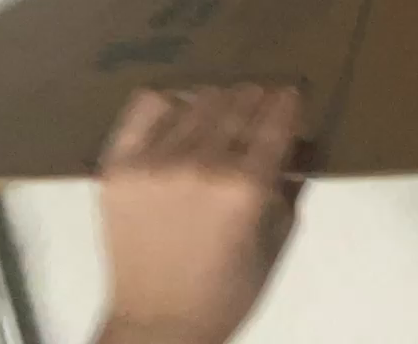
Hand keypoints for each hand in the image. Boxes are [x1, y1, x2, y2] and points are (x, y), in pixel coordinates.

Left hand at [97, 85, 303, 343]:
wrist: (154, 327)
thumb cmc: (224, 290)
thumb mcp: (276, 240)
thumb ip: (289, 184)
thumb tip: (298, 137)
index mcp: (245, 187)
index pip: (278, 116)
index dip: (289, 100)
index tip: (291, 96)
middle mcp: (201, 165)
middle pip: (241, 99)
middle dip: (258, 99)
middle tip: (259, 109)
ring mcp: (155, 163)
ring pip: (200, 97)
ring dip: (219, 101)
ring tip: (221, 116)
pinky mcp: (119, 166)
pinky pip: (147, 105)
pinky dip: (169, 103)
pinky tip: (178, 115)